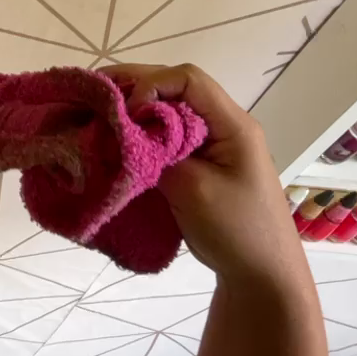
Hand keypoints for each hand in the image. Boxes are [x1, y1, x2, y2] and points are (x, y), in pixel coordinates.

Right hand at [101, 63, 309, 289]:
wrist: (264, 276)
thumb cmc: (236, 229)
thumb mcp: (192, 189)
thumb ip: (155, 154)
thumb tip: (119, 132)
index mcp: (232, 124)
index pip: (187, 79)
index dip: (150, 84)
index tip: (126, 112)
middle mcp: (222, 125)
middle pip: (175, 87)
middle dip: (133, 86)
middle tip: (93, 93)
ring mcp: (212, 143)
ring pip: (168, 109)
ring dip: (134, 107)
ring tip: (98, 111)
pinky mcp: (200, 162)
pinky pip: (166, 133)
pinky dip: (140, 130)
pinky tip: (116, 136)